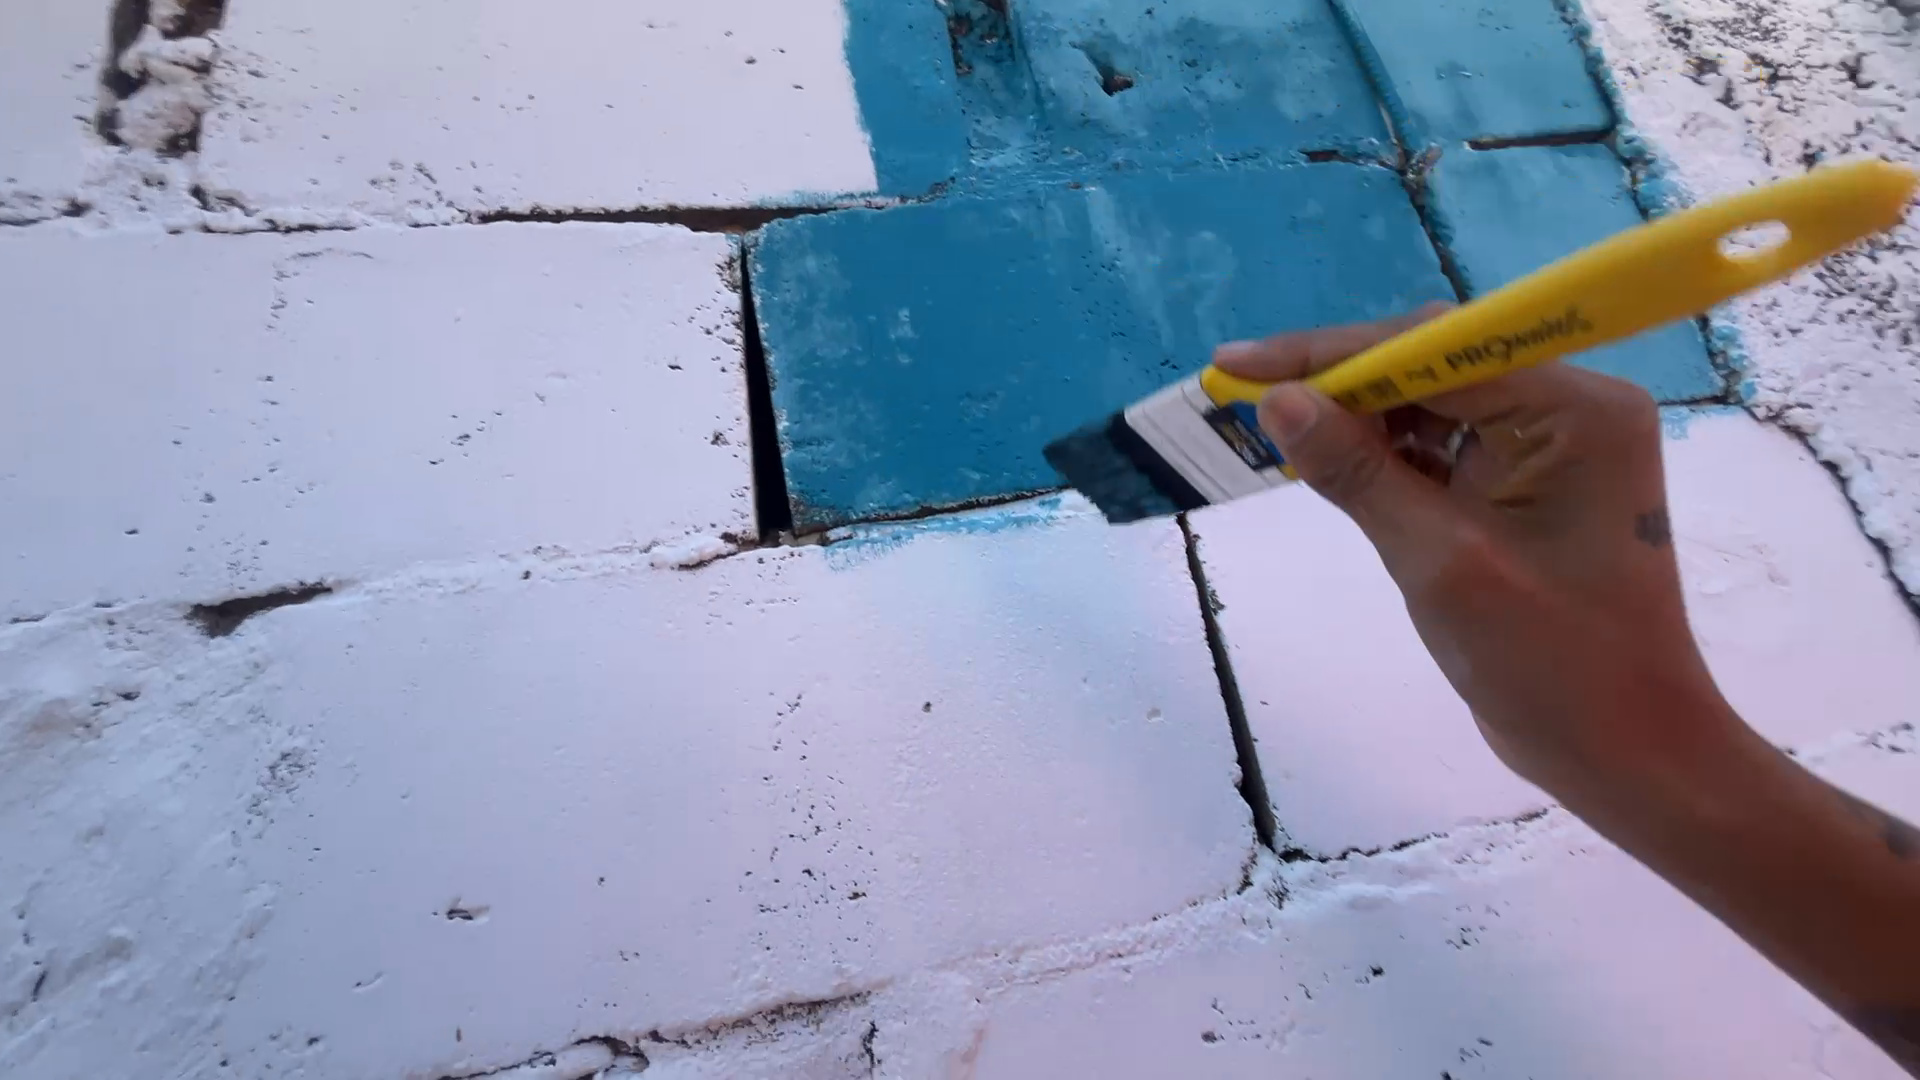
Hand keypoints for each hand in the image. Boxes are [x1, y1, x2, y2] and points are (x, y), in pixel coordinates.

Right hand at [1213, 306, 1739, 813]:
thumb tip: (1276, 400)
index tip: (1238, 365)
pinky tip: (1321, 455)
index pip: (1431, 351)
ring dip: (1345, 411)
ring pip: (1420, 399)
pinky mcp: (1512, 479)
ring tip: (1269, 420)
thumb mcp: (1436, 559)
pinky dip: (1370, 448)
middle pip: (1425, 363)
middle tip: (1242, 391)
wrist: (1614, 744)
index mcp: (1571, 412)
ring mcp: (1538, 443)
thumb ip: (1355, 472)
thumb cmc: (1545, 659)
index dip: (1326, 354)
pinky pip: (1428, 442)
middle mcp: (1562, 408)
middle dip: (1332, 377)